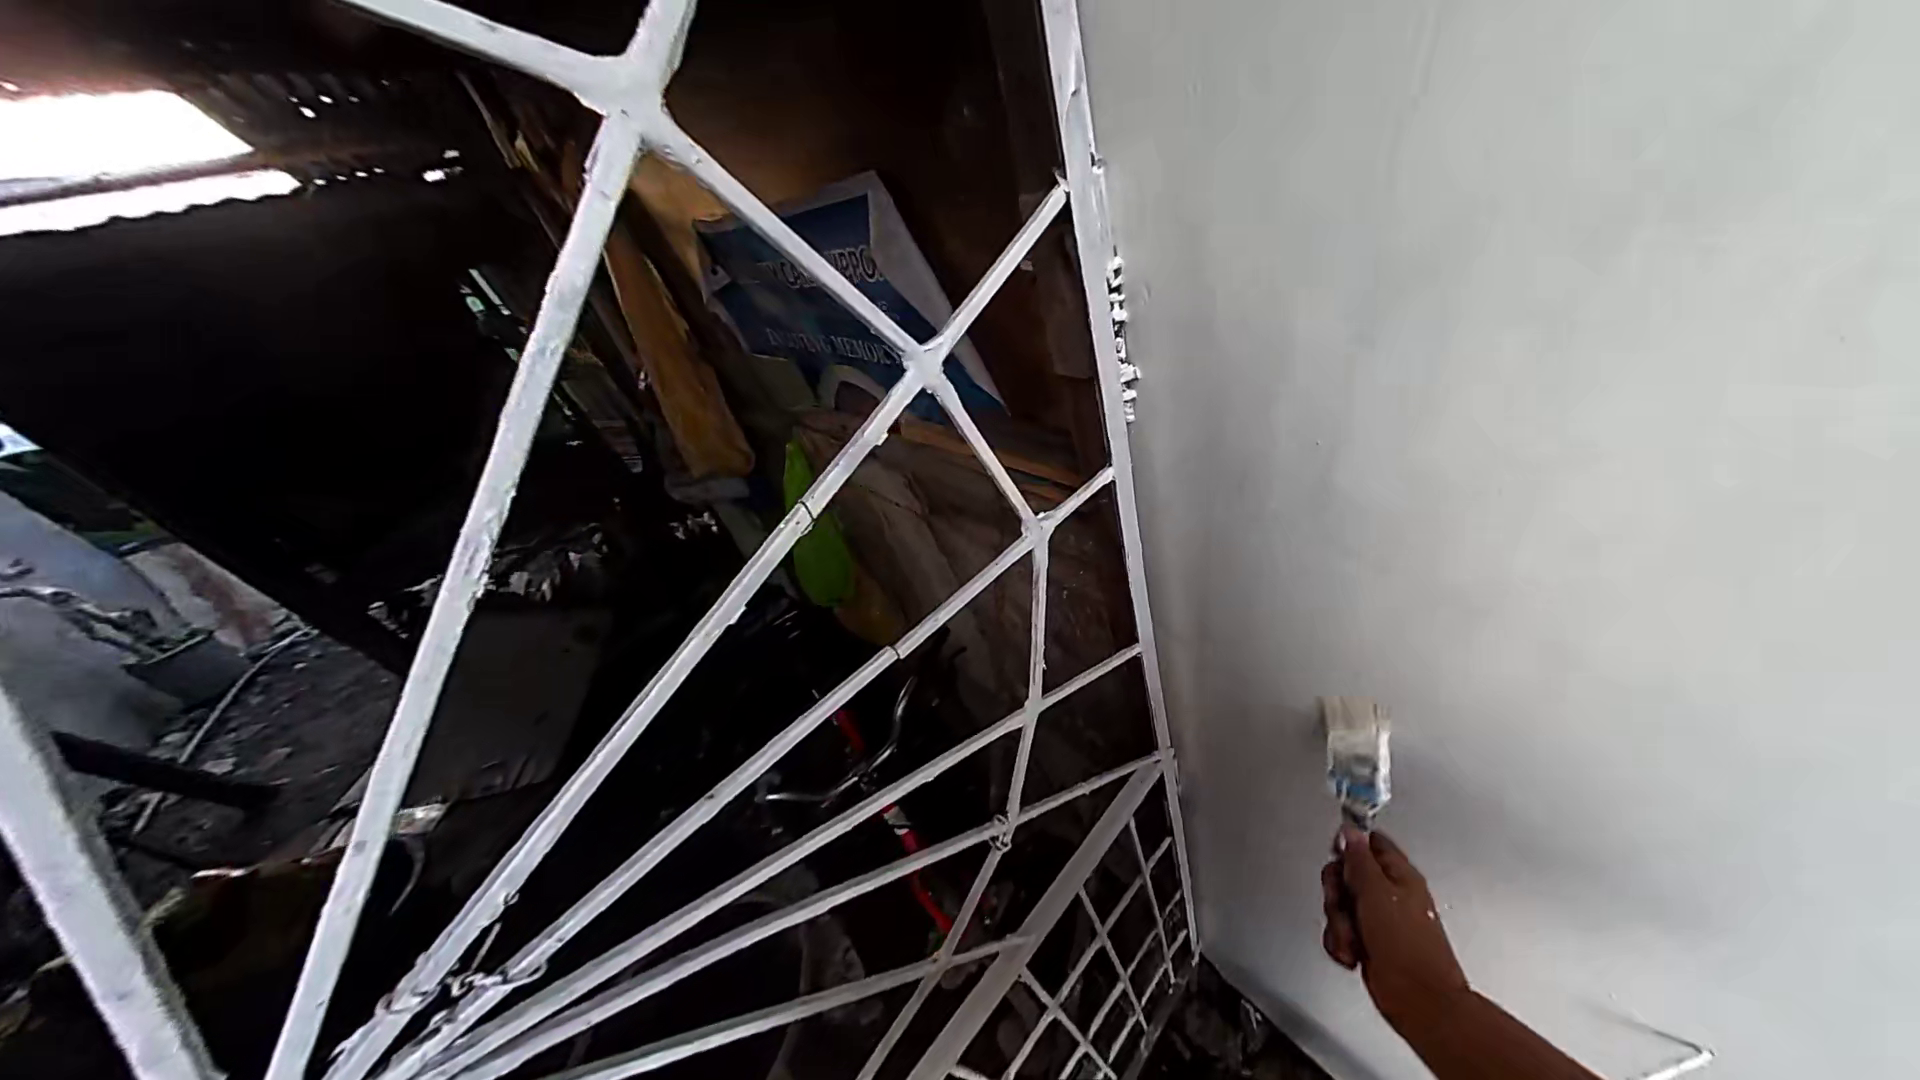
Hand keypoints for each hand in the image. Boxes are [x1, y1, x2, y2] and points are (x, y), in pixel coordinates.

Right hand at [1321, 825, 1469, 1027]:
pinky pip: (1338, 929)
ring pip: (1338, 903)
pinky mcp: (1367, 941)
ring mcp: (1378, 919)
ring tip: (1352, 937)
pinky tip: (1352, 952)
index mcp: (1398, 875)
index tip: (1340, 861)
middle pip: (1344, 873)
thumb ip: (1359, 858)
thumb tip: (1350, 831)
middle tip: (1343, 903)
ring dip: (1337, 921)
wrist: (1418, 1000)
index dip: (1348, 846)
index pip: (1368, 843)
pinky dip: (1339, 940)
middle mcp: (1389, 894)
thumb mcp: (1376, 891)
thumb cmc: (1407, 946)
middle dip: (1335, 890)